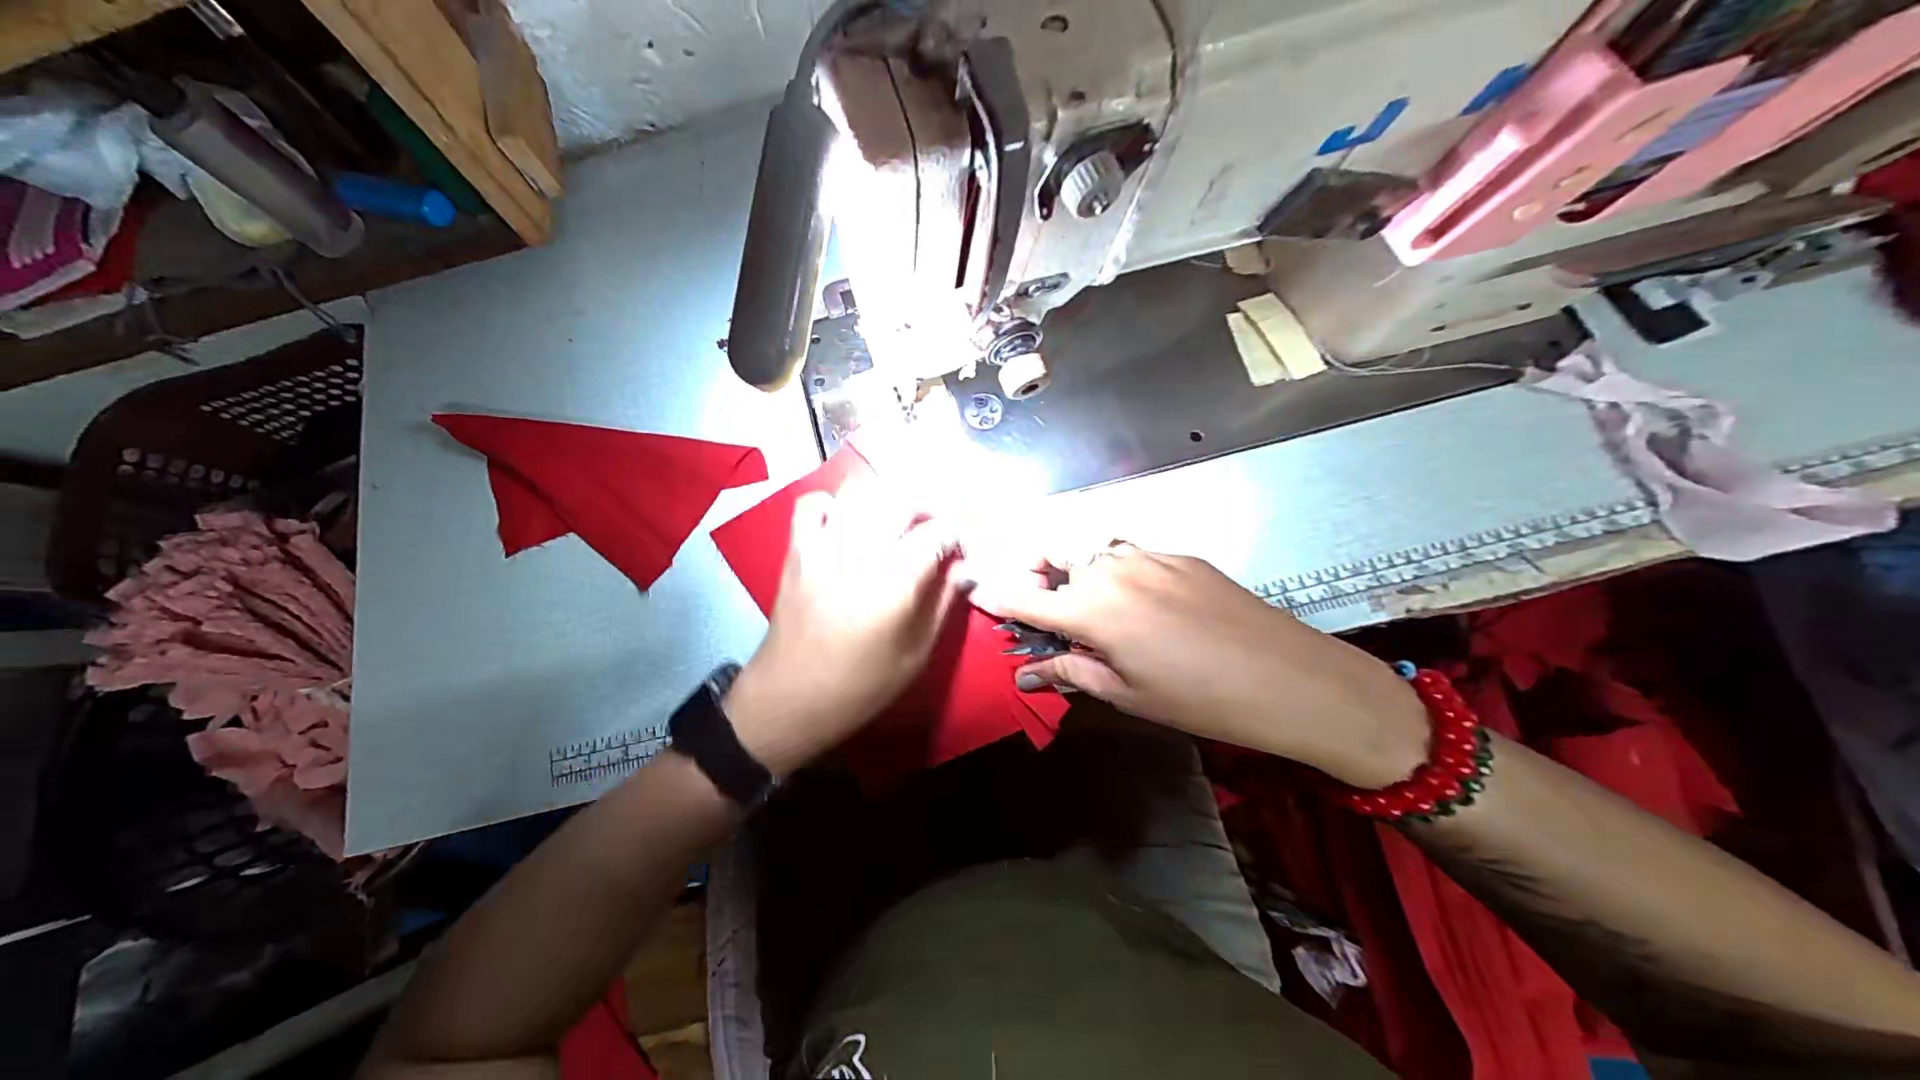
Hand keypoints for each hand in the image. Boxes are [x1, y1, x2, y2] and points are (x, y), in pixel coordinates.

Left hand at [724, 482, 963, 777]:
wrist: (790, 699)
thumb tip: (965, 569)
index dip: (955, 537)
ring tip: (895, 520)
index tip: (960, 551)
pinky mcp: (796, 551)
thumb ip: (942, 604)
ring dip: (884, 498)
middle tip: (934, 528)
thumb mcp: (915, 655)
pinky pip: (812, 505)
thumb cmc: (860, 686)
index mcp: (894, 585)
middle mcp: (859, 556)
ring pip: (857, 492)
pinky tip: (847, 522)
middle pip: (899, 499)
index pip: (936, 534)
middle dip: (925, 506)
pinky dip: (833, 504)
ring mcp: (822, 548)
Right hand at [969, 543, 1428, 788]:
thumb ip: (1070, 672)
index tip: (980, 594)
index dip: (998, 596)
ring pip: (1096, 554)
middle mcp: (1112, 570)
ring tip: (1100, 611)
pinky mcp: (1181, 556)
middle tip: (1052, 614)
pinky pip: (1134, 556)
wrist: (1288, 676)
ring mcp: (1150, 557)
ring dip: (1084, 574)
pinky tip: (1145, 607)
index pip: (1025, 596)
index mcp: (1091, 609)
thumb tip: (1027, 671)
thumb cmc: (1197, 697)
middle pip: (1057, 562)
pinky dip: (1121, 574)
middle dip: (1044, 581)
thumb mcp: (1125, 693)